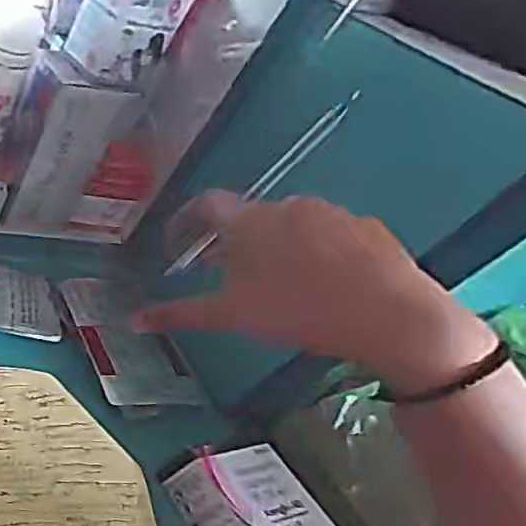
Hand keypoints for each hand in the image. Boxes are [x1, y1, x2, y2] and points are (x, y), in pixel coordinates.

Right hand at [136, 192, 496, 393]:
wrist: (392, 317)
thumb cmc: (298, 310)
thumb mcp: (232, 316)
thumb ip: (180, 314)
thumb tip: (134, 320)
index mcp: (249, 220)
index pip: (205, 205)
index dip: (184, 221)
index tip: (176, 243)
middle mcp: (288, 205)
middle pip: (246, 216)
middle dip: (228, 241)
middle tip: (222, 273)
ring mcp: (332, 212)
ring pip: (287, 224)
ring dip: (270, 245)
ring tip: (272, 281)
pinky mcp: (366, 228)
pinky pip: (324, 233)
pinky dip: (310, 250)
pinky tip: (317, 282)